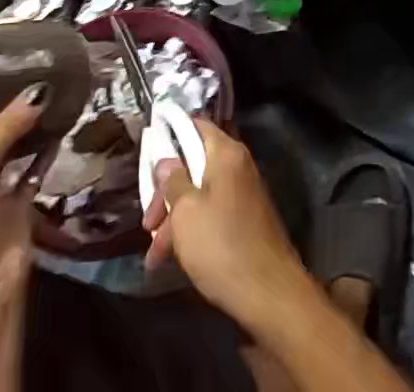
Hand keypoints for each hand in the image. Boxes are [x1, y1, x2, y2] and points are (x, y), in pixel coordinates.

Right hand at [143, 118, 315, 328]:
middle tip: (148, 222)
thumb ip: (173, 182)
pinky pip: (210, 212)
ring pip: (199, 192)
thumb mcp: (186, 212)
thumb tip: (167, 160)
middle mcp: (238, 166)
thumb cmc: (220, 243)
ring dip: (174, 218)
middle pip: (194, 164)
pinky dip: (190, 229)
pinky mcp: (243, 217)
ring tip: (154, 253)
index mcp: (227, 154)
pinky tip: (170, 257)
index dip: (173, 131)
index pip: (198, 126)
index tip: (150, 143)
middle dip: (167, 192)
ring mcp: (242, 192)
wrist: (265, 288)